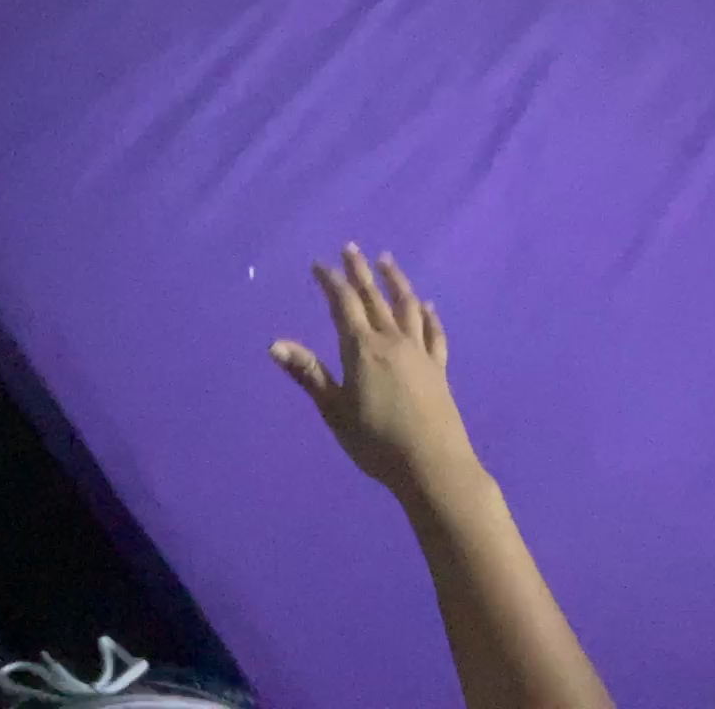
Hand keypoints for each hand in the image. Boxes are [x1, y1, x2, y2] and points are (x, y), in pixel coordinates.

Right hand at [270, 243, 481, 501]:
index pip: (343, 304)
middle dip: (359, 271)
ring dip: (395, 281)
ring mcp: (419, 353)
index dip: (330, 281)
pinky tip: (427, 306)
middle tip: (351, 247)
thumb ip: (308, 373)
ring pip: (406, 307)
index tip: (319, 264)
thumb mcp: (334, 410)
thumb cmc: (376, 441)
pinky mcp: (439, 368)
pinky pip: (434, 333)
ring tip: (387, 261)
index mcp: (362, 349)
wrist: (433, 466)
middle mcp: (392, 341)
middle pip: (373, 297)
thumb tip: (275, 344)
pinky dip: (429, 316)